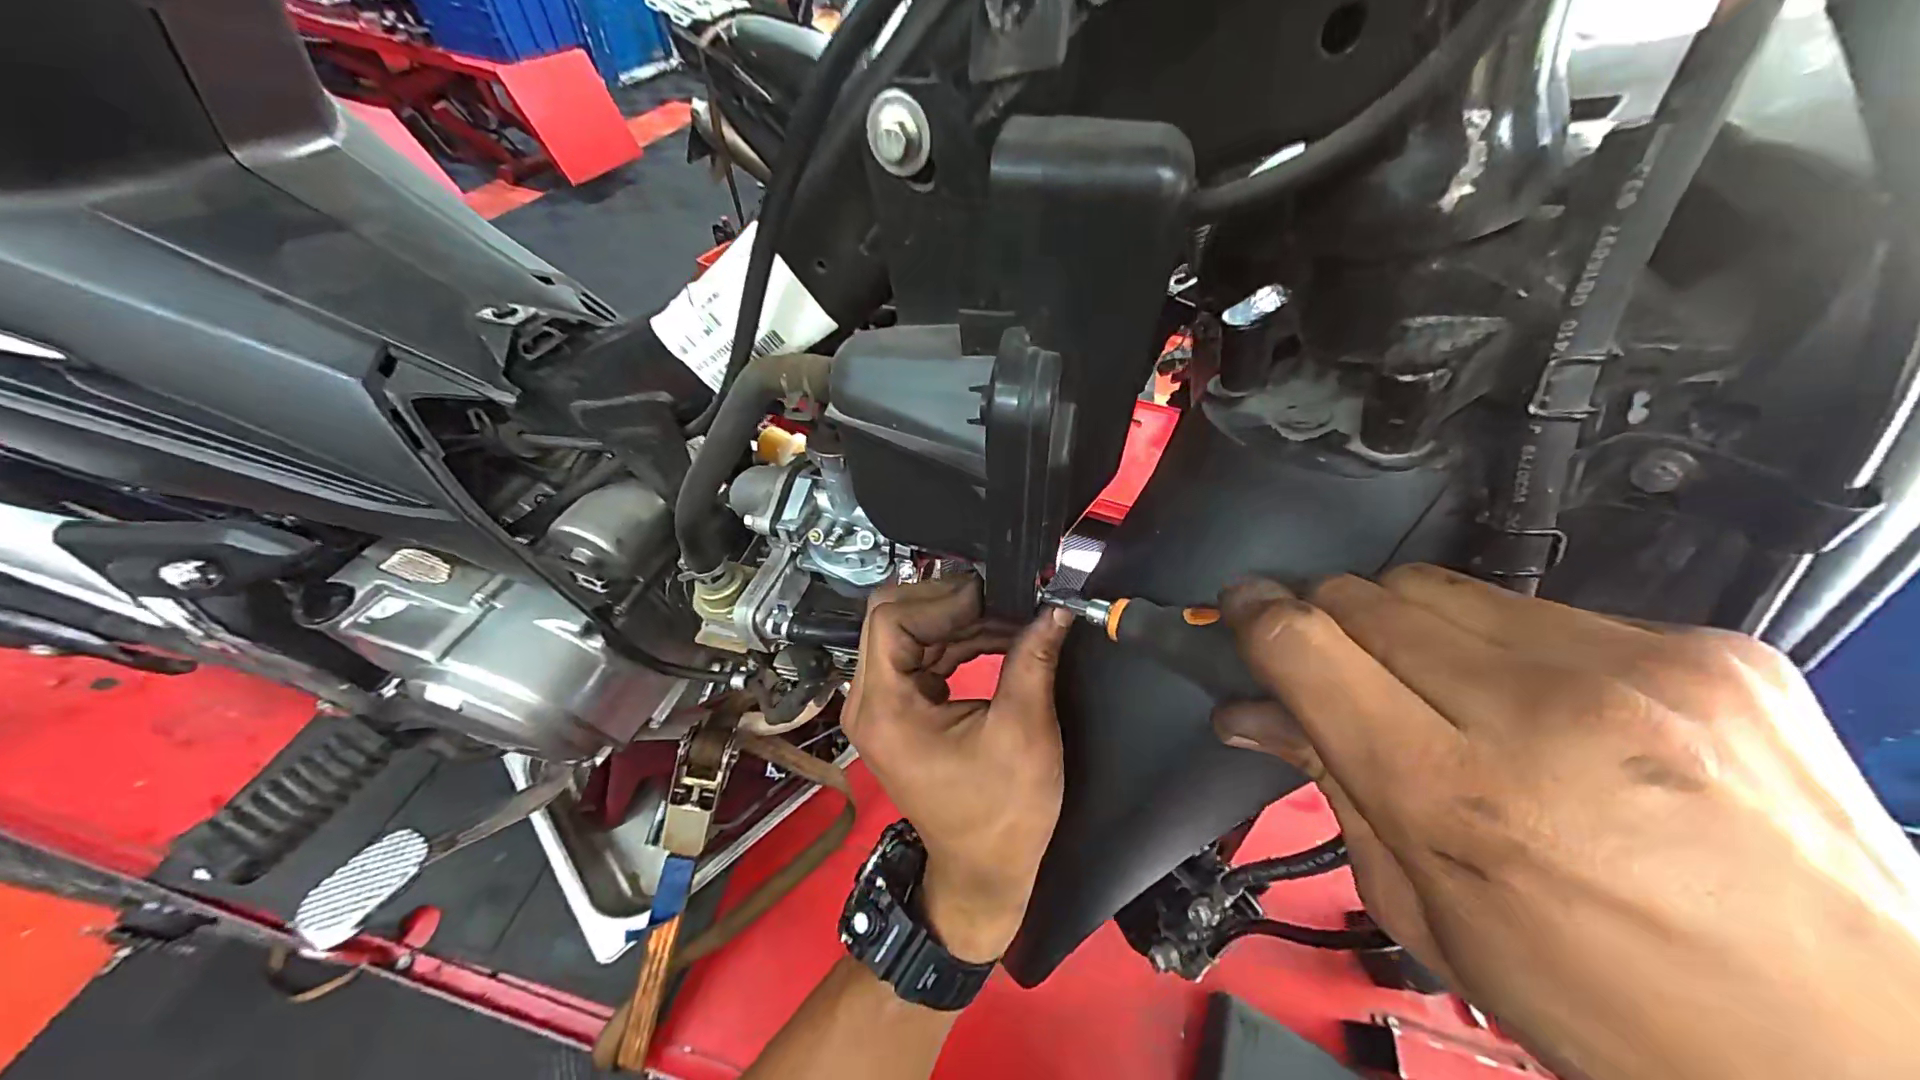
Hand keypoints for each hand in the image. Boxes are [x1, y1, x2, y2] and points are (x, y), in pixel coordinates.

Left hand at [841, 575, 1073, 962]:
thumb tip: (1055, 609)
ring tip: (1015, 618)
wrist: (985, 870)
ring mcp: (885, 703)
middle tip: (1004, 599)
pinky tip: (1002, 636)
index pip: (890, 620)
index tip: (993, 598)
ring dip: (963, 620)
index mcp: (884, 708)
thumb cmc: (1001, 816)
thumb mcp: (1023, 733)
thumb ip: (1033, 661)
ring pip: (912, 630)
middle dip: (951, 603)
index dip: (942, 600)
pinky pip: (925, 653)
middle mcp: (872, 700)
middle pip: (894, 618)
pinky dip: (962, 640)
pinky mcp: (904, 706)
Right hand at [1214, 565, 1919, 1079]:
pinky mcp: (1707, 646)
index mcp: (1459, 798)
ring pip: (1439, 585)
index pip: (1305, 647)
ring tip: (1432, 686)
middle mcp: (1543, 711)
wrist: (1875, 1053)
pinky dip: (1500, 642)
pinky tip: (1538, 701)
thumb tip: (1250, 715)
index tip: (1238, 609)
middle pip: (1365, 597)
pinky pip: (1537, 608)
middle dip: (1325, 621)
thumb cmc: (1611, 1007)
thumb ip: (1329, 786)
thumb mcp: (1425, 912)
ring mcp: (1637, 667)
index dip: (1254, 616)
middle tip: (1330, 666)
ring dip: (1405, 625)